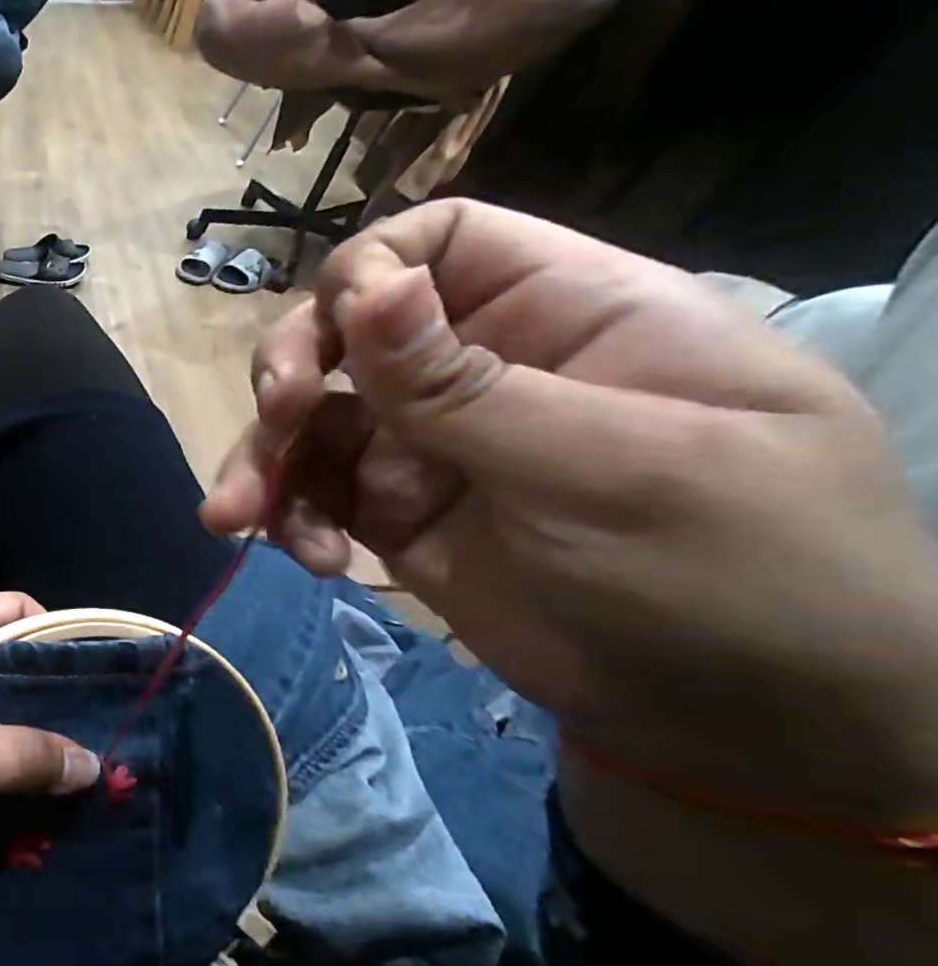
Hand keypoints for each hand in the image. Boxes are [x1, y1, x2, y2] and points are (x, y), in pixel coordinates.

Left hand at [0, 594, 97, 965]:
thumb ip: (24, 755)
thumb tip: (95, 765)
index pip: (16, 607)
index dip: (59, 632)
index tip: (99, 677)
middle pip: (7, 658)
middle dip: (49, 693)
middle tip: (97, 733)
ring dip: (24, 733)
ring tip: (70, 768)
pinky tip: (23, 788)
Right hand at [202, 199, 937, 828]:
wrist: (729, 722)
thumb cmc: (728, 573)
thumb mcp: (607, 468)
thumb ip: (468, 385)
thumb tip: (364, 287)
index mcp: (560, 314)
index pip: (439, 243)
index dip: (369, 271)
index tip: (330, 339)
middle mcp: (479, 367)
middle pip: (345, 332)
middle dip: (289, 372)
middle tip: (273, 422)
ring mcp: (426, 445)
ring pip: (310, 421)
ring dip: (263, 461)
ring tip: (237, 519)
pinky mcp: (392, 513)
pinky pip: (313, 494)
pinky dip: (290, 519)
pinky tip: (308, 560)